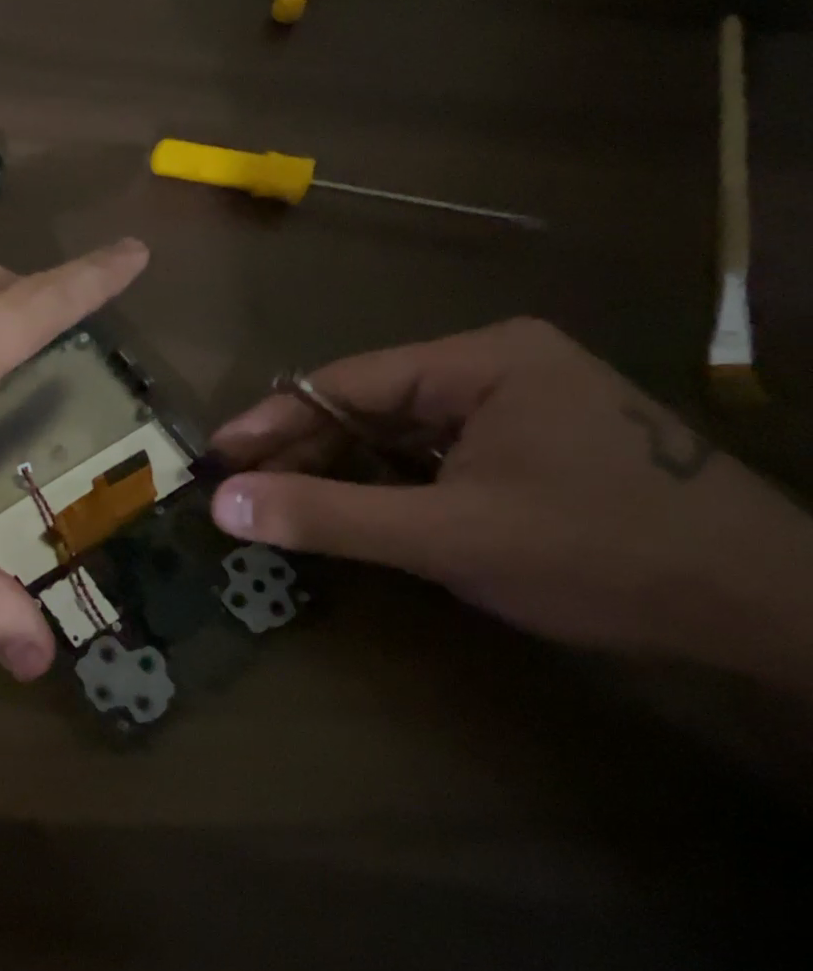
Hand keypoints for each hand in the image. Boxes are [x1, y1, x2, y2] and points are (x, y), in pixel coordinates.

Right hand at [208, 319, 812, 679]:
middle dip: (303, 452)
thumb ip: (327, 516)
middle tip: (240, 496)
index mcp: (482, 361)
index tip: (212, 459)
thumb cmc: (599, 554)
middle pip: (369, 405)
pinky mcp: (532, 449)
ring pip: (399, 435)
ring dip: (340, 472)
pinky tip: (352, 515)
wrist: (763, 608)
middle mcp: (499, 368)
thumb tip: (222, 506)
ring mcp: (520, 408)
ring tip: (281, 509)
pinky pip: (434, 458)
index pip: (345, 382)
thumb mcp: (446, 536)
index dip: (270, 422)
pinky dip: (386, 487)